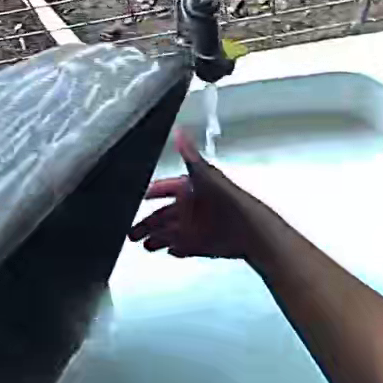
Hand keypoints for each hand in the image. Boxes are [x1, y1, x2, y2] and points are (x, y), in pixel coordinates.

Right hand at [130, 131, 272, 260]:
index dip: (154, 191)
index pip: (168, 188)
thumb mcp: (204, 174)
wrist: (251, 232)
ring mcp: (199, 228)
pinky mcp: (205, 245)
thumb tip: (179, 132)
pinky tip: (168, 251)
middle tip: (131, 229)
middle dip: (148, 221)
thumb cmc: (230, 201)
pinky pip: (186, 247)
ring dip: (157, 237)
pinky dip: (176, 249)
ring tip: (143, 244)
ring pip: (171, 232)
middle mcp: (194, 207)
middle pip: (165, 214)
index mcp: (192, 188)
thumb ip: (190, 155)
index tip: (142, 195)